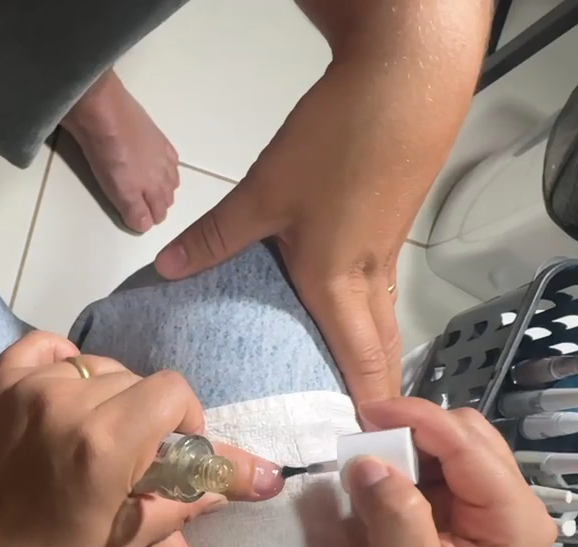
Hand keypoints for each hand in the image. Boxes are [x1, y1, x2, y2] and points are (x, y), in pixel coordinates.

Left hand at [0, 333, 226, 546]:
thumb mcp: (126, 541)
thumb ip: (184, 501)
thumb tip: (246, 484)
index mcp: (105, 443)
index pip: (172, 391)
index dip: (184, 417)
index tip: (172, 446)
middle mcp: (67, 402)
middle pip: (134, 379)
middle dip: (143, 413)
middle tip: (128, 451)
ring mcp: (26, 388)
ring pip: (93, 364)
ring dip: (103, 393)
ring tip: (89, 431)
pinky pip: (44, 347)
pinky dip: (62, 361)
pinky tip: (62, 393)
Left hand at [153, 58, 437, 424]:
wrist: (409, 76)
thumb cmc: (340, 143)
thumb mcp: (264, 192)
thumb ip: (215, 236)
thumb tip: (167, 267)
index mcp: (340, 286)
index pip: (359, 361)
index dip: (364, 404)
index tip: (362, 439)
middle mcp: (370, 279)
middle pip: (382, 348)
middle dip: (375, 389)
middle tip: (363, 423)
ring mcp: (387, 252)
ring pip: (384, 320)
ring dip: (375, 355)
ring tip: (356, 383)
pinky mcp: (391, 225)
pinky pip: (381, 288)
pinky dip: (371, 316)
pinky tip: (348, 310)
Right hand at [343, 399, 553, 546]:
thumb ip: (393, 516)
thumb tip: (366, 461)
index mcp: (515, 522)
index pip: (470, 448)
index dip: (420, 420)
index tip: (366, 411)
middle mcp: (514, 506)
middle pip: (468, 437)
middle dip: (414, 431)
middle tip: (362, 441)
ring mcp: (492, 507)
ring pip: (453, 446)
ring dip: (408, 446)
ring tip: (368, 461)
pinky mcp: (468, 512)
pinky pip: (440, 468)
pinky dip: (407, 464)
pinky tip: (382, 480)